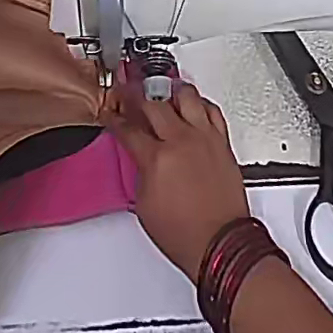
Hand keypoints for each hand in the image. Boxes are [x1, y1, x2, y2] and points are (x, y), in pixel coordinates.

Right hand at [107, 79, 249, 281]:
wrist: (220, 243)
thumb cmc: (186, 232)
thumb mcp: (144, 204)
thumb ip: (140, 171)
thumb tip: (140, 156)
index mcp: (157, 158)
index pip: (128, 128)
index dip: (114, 117)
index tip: (110, 112)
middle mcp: (181, 142)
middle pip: (152, 103)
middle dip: (134, 94)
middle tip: (128, 92)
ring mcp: (204, 138)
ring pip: (186, 96)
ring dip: (169, 90)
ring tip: (162, 89)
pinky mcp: (222, 142)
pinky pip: (212, 111)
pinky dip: (200, 103)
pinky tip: (193, 104)